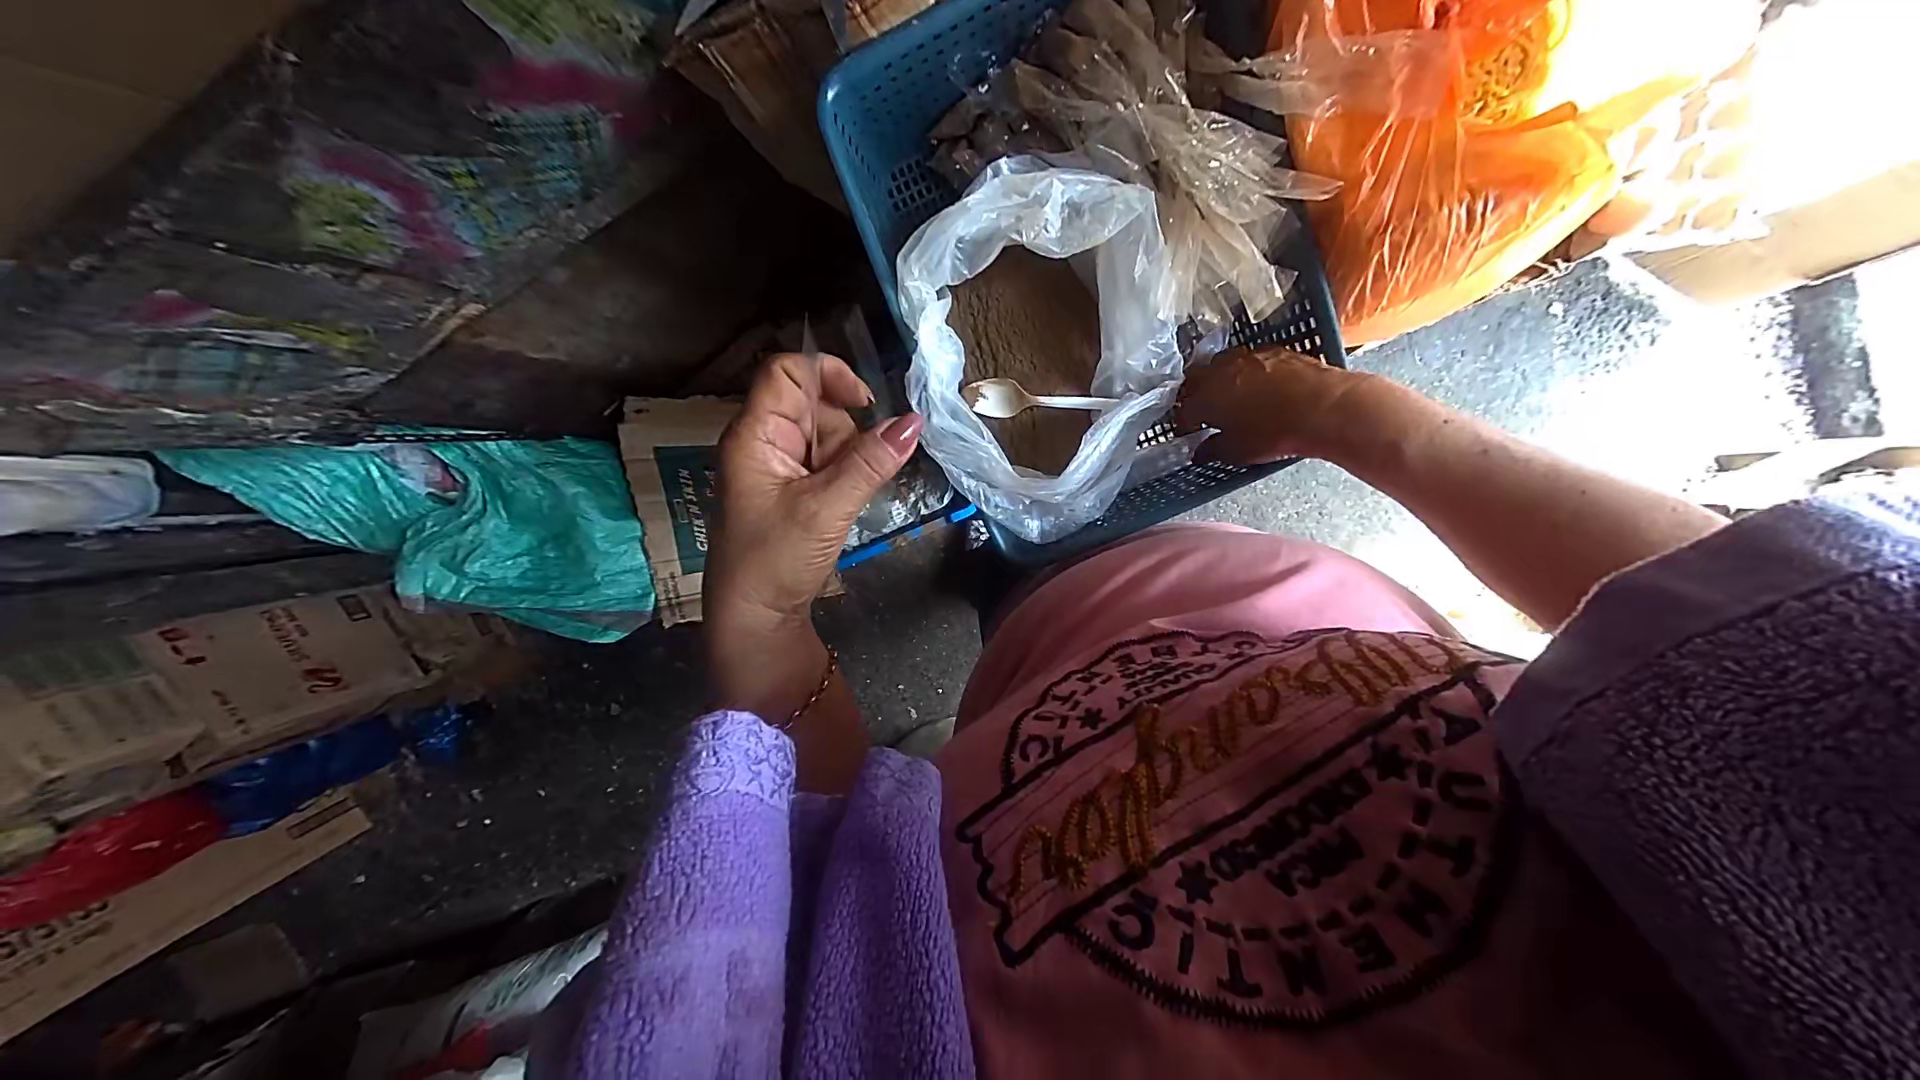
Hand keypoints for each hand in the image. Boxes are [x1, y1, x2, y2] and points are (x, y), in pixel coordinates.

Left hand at [705, 352, 924, 631]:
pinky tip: (844, 500)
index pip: (787, 371)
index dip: (827, 373)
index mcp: (756, 434)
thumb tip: (914, 422)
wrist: (756, 617)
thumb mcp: (826, 509)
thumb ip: (869, 464)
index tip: (865, 404)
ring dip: (850, 456)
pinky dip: (846, 472)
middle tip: (852, 473)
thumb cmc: (774, 561)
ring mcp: (780, 464)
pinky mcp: (794, 486)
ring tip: (842, 498)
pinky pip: (828, 461)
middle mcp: (765, 440)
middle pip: (814, 402)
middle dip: (846, 429)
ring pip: (827, 433)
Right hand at [1174, 346, 1377, 464]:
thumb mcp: (1237, 451)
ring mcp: (1248, 357)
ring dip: (1219, 378)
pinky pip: (1249, 360)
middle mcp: (1220, 371)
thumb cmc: (1275, 432)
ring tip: (1227, 395)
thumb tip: (1201, 451)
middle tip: (1202, 410)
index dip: (1184, 424)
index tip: (1188, 433)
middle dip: (1195, 394)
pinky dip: (1245, 372)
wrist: (1325, 407)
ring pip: (1221, 364)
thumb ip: (1213, 449)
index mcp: (1205, 396)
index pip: (1184, 410)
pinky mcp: (1274, 352)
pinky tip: (1256, 385)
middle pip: (1196, 379)